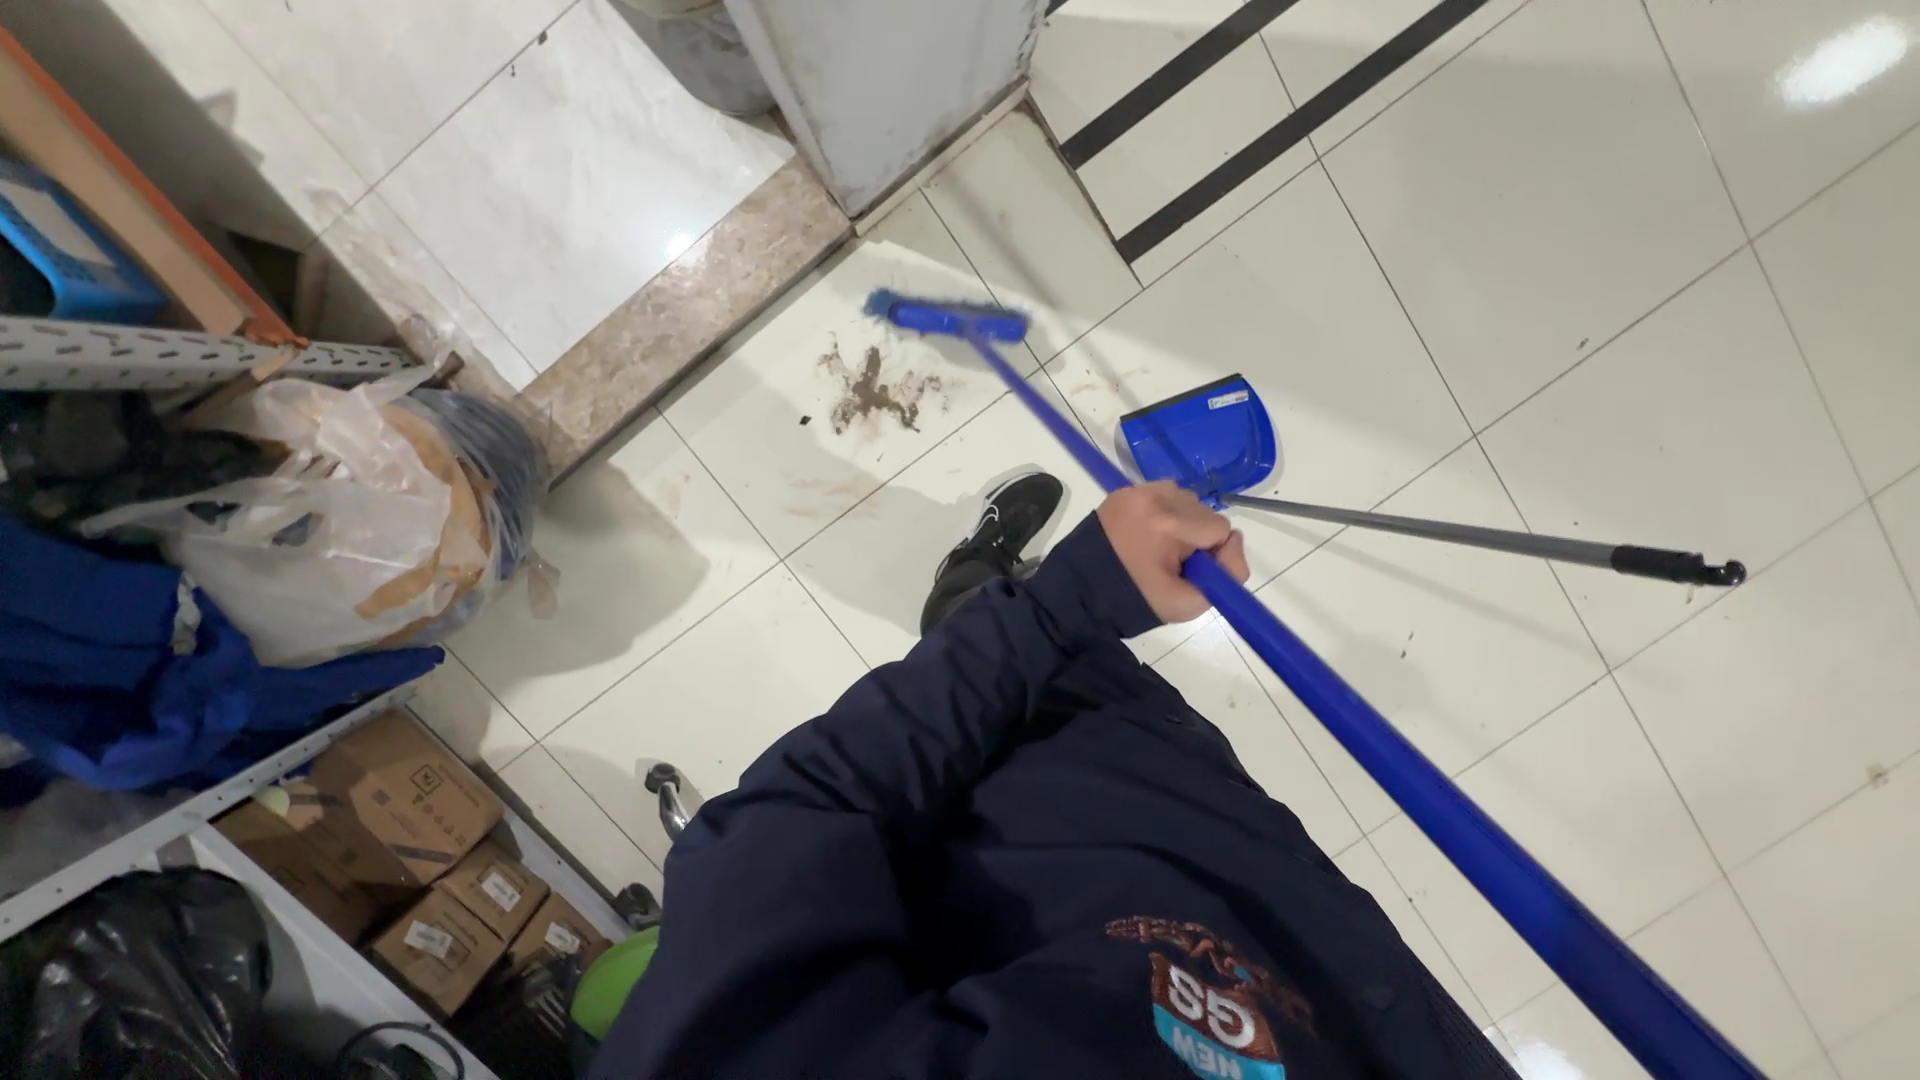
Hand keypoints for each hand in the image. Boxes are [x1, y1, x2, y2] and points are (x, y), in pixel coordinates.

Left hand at [1096, 482, 1249, 623]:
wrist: (1079, 594)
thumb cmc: (1134, 600)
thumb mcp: (1188, 602)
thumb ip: (1228, 574)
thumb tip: (1233, 543)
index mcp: (1167, 522)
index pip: (1220, 528)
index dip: (1214, 554)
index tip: (1192, 571)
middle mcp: (1152, 496)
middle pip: (1202, 511)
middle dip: (1196, 537)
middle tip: (1171, 562)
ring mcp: (1134, 491)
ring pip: (1184, 500)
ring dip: (1181, 522)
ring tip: (1158, 549)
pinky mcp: (1121, 493)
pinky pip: (1161, 495)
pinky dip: (1162, 513)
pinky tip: (1148, 535)